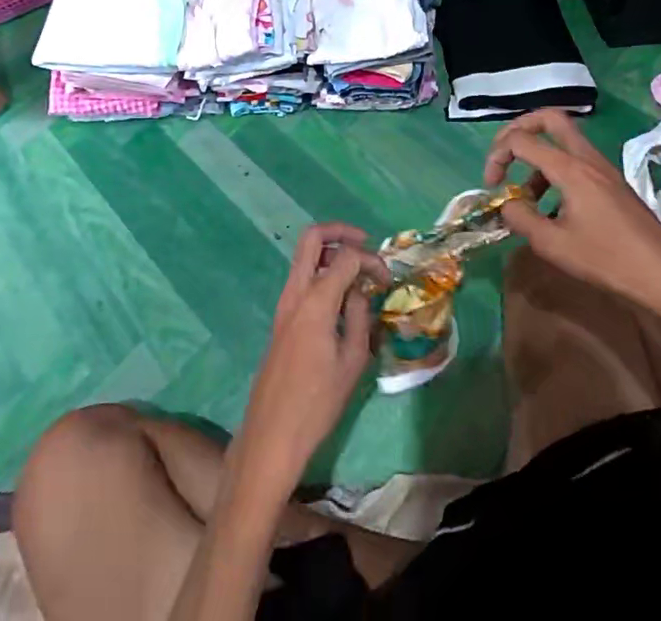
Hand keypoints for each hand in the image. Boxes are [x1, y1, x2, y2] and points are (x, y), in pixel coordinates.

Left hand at [237, 223, 389, 486]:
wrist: (273, 428)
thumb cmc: (318, 401)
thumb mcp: (352, 360)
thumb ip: (359, 317)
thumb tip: (361, 290)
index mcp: (314, 301)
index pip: (345, 256)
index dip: (371, 259)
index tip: (387, 280)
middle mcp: (295, 293)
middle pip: (311, 238)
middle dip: (340, 232)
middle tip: (366, 244)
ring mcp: (284, 303)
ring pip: (304, 257)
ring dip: (330, 253)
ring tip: (360, 272)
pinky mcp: (282, 317)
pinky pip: (302, 280)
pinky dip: (322, 274)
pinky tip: (343, 295)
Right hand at [484, 111, 660, 330]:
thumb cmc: (606, 260)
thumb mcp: (550, 244)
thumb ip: (519, 217)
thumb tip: (508, 203)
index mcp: (571, 169)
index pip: (521, 140)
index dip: (496, 155)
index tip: (491, 185)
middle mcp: (588, 160)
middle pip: (550, 119)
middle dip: (518, 129)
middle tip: (503, 154)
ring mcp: (604, 170)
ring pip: (563, 141)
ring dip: (536, 156)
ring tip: (526, 195)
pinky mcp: (613, 184)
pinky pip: (576, 162)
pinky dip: (554, 172)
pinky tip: (551, 208)